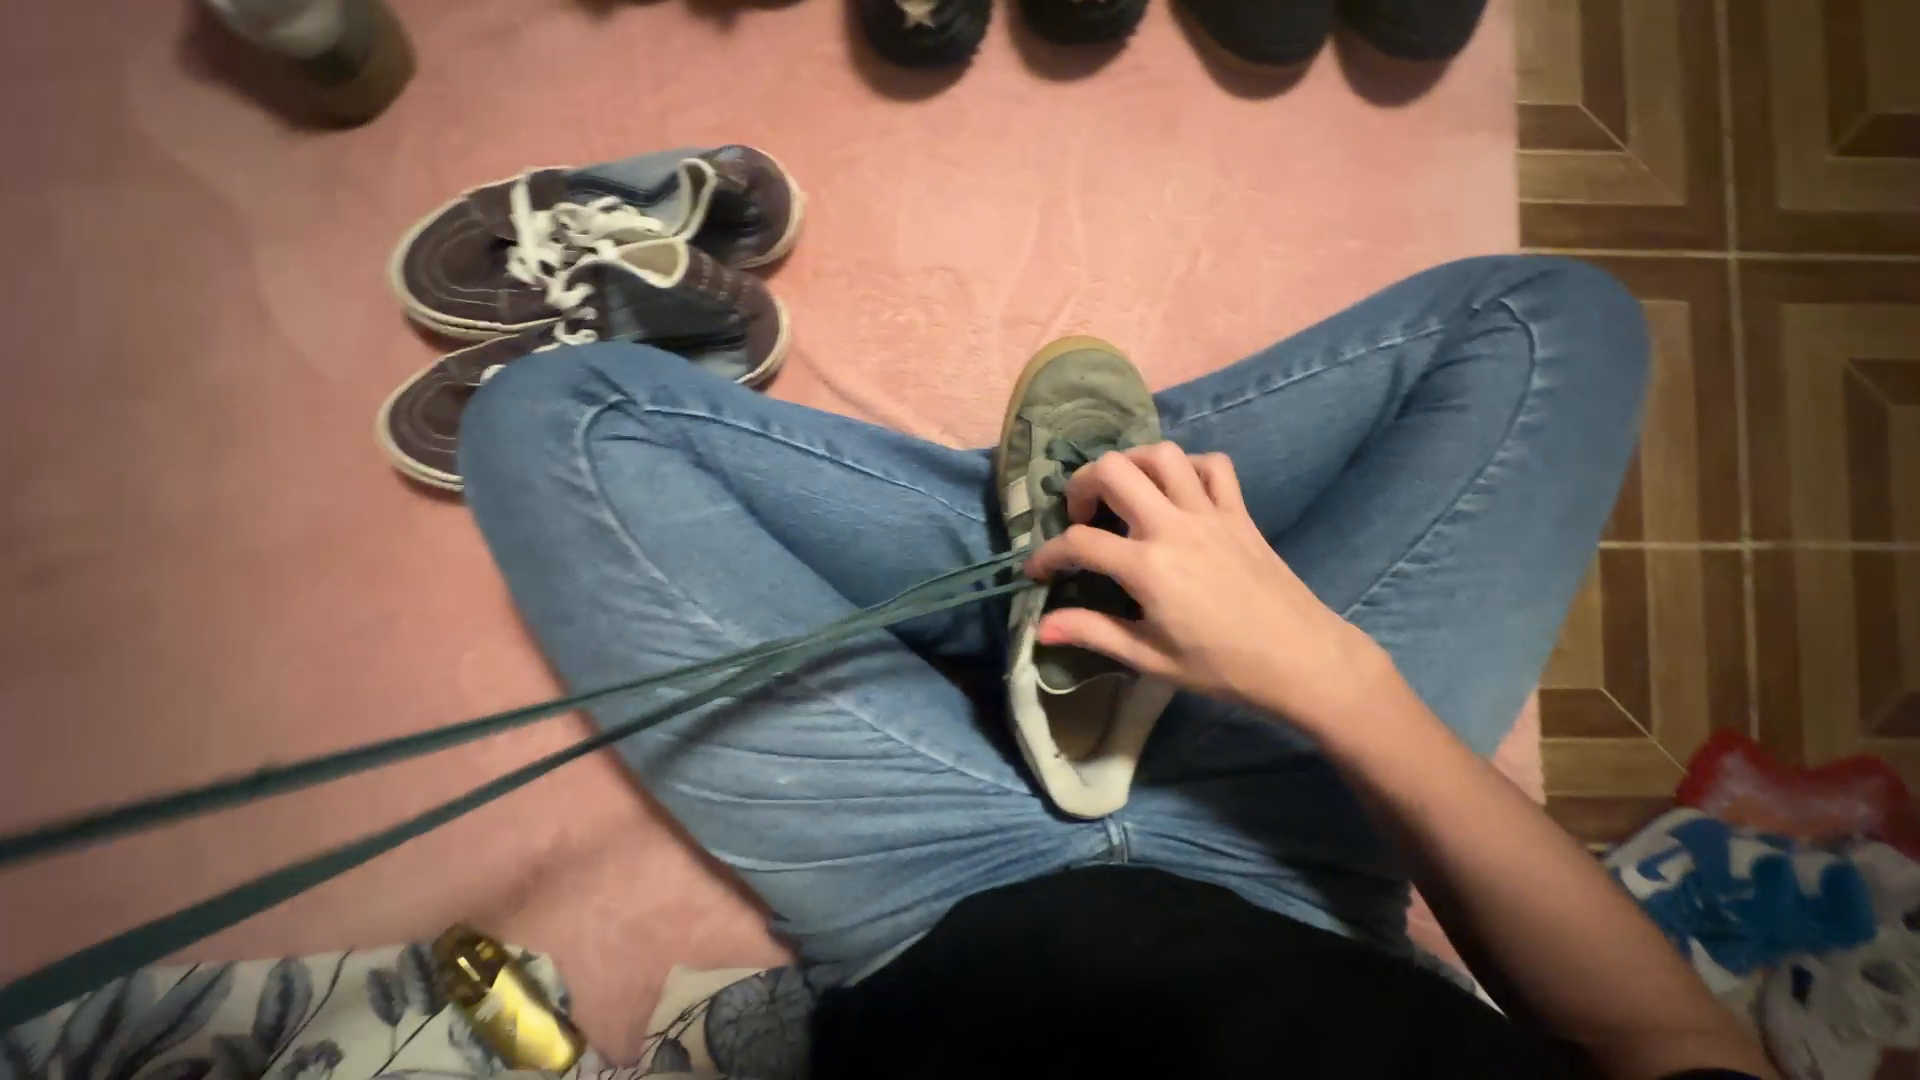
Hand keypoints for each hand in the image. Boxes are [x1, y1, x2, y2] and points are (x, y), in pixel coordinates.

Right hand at [1025, 444, 1393, 727]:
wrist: (1301, 660)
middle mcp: (1174, 527)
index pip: (1079, 543)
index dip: (1047, 554)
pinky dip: (1188, 467)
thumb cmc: (1222, 667)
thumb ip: (1093, 633)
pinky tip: (1177, 492)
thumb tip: (1040, 628)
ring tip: (1122, 494)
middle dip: (1081, 485)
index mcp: (1148, 567)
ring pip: (1162, 454)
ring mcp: (1210, 513)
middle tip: (1079, 516)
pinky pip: (1213, 465)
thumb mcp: (1151, 658)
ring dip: (1131, 464)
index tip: (1037, 570)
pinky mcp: (1239, 512)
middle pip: (1113, 471)